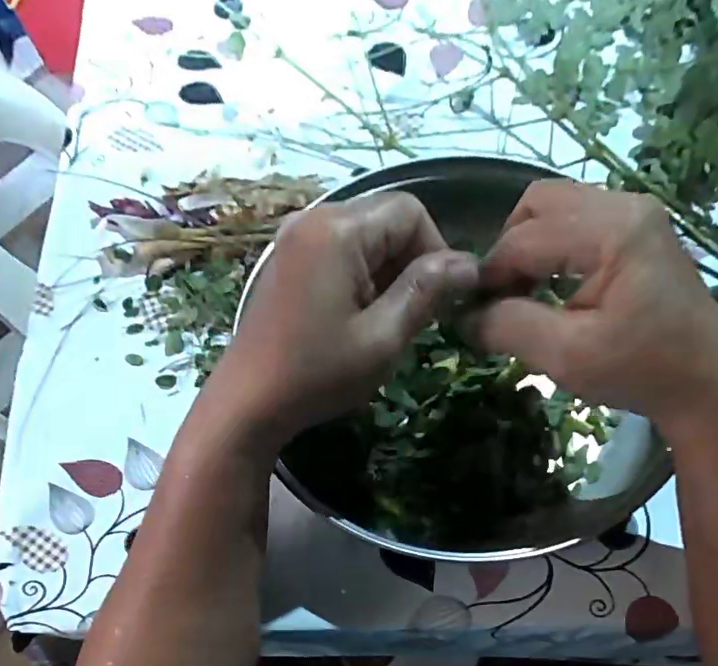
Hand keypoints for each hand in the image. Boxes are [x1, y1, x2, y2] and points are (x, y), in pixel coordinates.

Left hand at [209, 192, 478, 447]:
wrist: (248, 402)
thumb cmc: (317, 374)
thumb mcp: (383, 338)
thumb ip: (427, 291)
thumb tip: (469, 264)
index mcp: (337, 230)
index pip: (410, 211)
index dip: (437, 250)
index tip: (440, 300)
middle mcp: (314, 220)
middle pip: (386, 220)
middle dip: (412, 264)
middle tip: (415, 318)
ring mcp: (295, 240)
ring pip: (365, 240)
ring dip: (388, 276)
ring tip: (385, 326)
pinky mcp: (288, 263)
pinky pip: (340, 255)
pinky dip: (362, 281)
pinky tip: (358, 322)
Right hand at [468, 181, 717, 435]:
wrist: (707, 384)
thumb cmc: (641, 371)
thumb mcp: (566, 356)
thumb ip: (509, 328)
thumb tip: (465, 316)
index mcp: (611, 230)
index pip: (523, 238)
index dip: (489, 275)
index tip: (472, 314)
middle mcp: (624, 205)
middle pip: (538, 205)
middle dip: (508, 250)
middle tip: (501, 299)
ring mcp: (635, 215)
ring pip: (556, 211)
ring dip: (528, 249)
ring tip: (523, 298)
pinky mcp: (638, 233)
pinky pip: (578, 226)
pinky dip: (552, 252)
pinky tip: (550, 291)